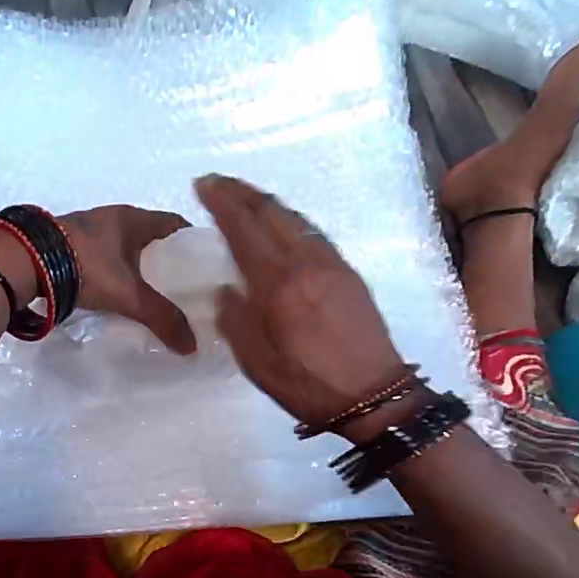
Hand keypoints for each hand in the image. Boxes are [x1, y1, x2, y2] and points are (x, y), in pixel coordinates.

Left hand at [0, 205, 195, 352]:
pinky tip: (124, 296)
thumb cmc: (86, 267)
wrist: (26, 262)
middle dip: (170, 262)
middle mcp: (114, 219)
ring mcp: (91, 233)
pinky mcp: (74, 249)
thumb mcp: (128, 294)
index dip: (195, 244)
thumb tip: (192, 346)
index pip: (176, 225)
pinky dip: (121, 276)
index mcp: (134, 219)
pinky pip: (110, 261)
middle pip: (154, 240)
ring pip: (130, 251)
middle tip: (186, 290)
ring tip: (159, 298)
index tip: (207, 269)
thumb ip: (160, 317)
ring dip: (143, 270)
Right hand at [195, 175, 408, 427]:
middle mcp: (307, 263)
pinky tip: (284, 226)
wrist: (375, 395)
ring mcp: (332, 264)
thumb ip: (236, 322)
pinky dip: (290, 220)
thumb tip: (226, 290)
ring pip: (295, 219)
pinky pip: (313, 233)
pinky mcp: (349, 273)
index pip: (244, 230)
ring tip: (246, 198)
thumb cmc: (309, 385)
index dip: (222, 203)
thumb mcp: (258, 364)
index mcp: (279, 284)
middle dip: (242, 192)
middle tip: (219, 182)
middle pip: (272, 212)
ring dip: (267, 202)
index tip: (203, 185)